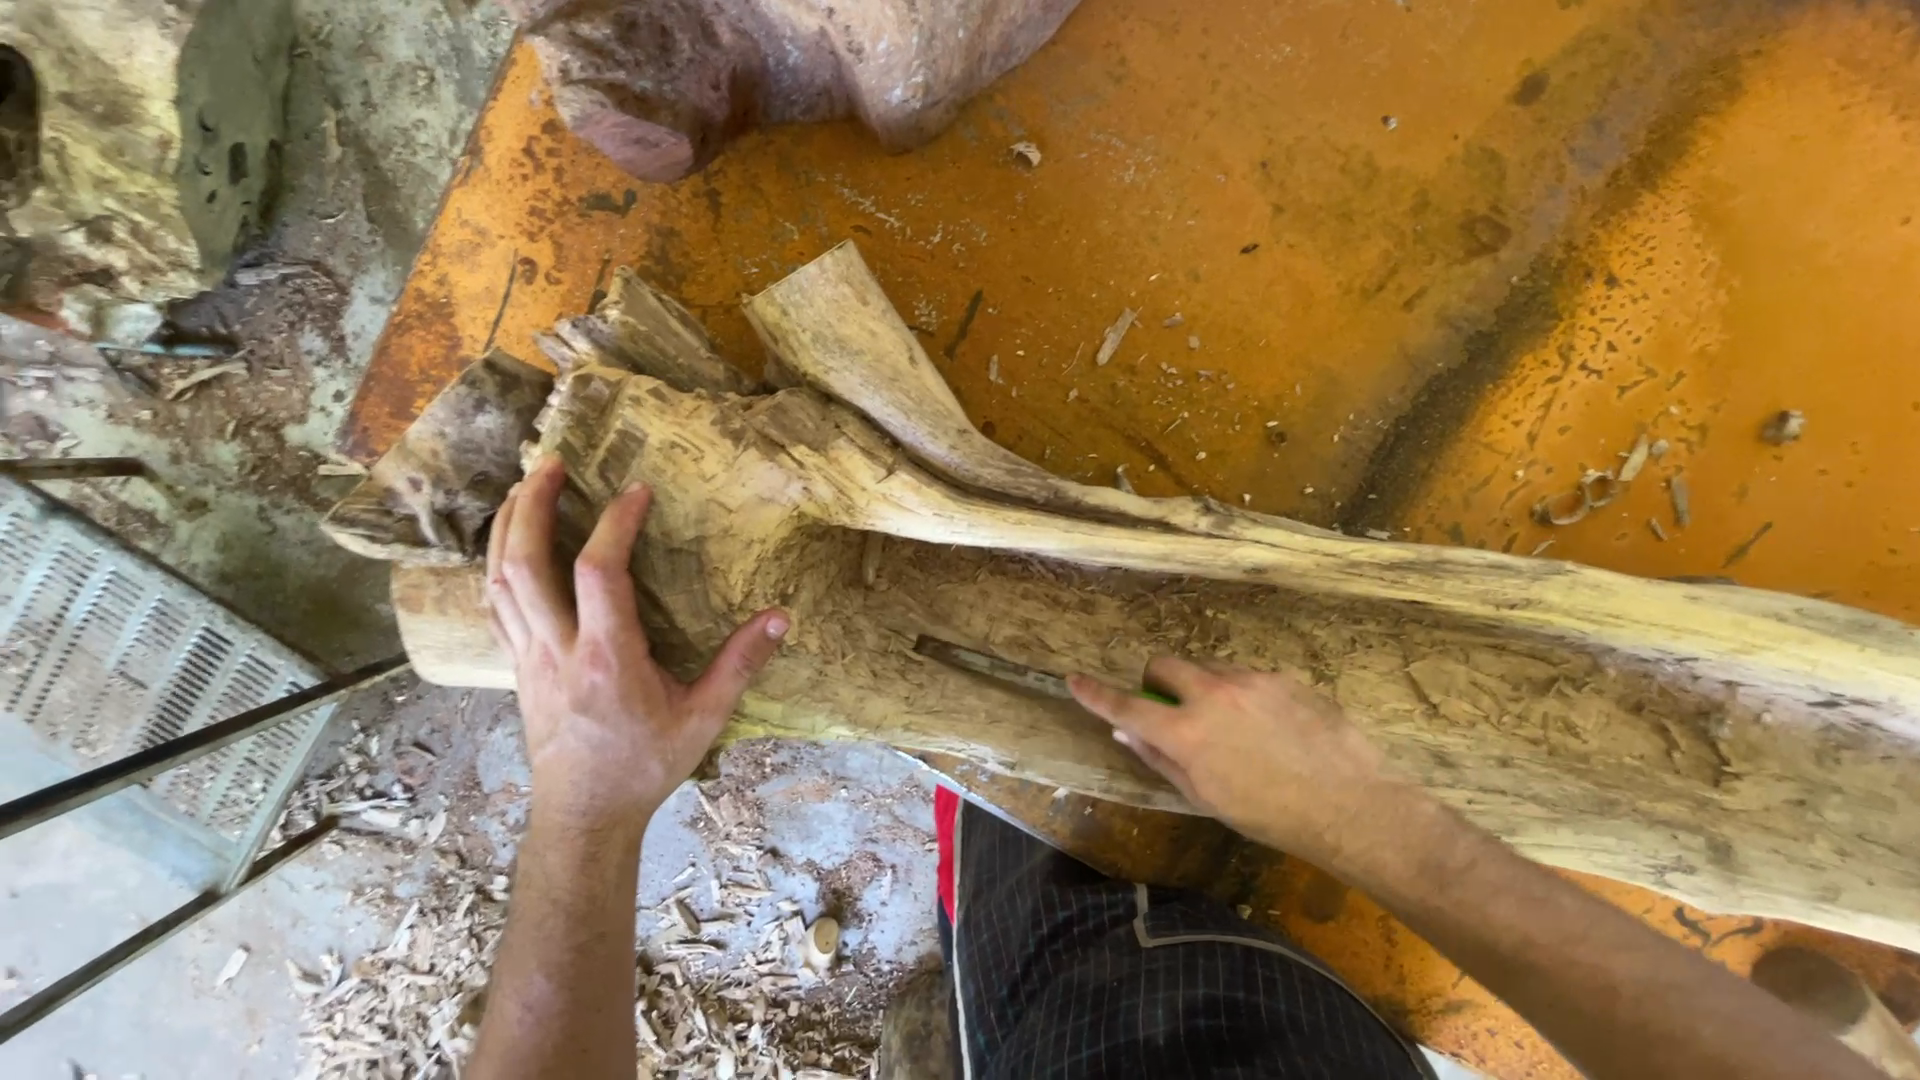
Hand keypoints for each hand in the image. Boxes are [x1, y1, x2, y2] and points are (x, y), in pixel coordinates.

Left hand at [486, 456, 788, 831]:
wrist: (584, 816)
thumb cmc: (645, 765)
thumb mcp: (705, 718)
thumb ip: (740, 664)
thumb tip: (779, 617)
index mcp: (607, 657)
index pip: (601, 572)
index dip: (616, 524)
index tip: (637, 491)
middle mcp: (558, 649)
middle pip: (525, 563)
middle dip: (534, 505)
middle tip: (551, 462)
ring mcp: (528, 658)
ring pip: (499, 580)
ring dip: (508, 527)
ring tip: (526, 487)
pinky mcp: (517, 668)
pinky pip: (494, 605)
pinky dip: (496, 565)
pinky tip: (507, 547)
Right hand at [1068, 658, 1426, 869]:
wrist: (1352, 807)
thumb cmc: (1271, 816)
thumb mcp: (1206, 797)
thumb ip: (1161, 759)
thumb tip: (1127, 733)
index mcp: (1186, 732)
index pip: (1127, 706)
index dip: (1096, 694)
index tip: (1074, 680)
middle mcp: (1213, 694)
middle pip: (1165, 664)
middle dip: (1157, 680)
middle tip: (1172, 708)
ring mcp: (1251, 681)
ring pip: (1210, 670)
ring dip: (1206, 690)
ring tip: (1236, 729)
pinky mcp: (1284, 678)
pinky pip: (1249, 679)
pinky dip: (1244, 697)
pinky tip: (1273, 729)